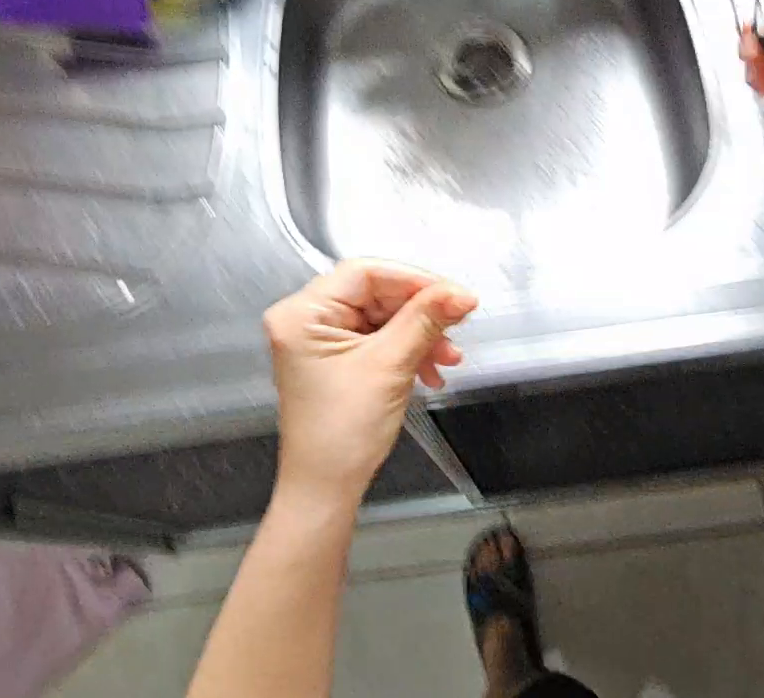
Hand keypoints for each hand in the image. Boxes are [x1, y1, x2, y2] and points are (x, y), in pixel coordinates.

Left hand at [263, 260, 477, 505]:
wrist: (326, 490)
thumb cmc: (341, 434)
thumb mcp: (390, 366)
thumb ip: (426, 320)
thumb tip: (460, 293)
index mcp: (303, 313)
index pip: (365, 272)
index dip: (414, 279)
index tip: (452, 293)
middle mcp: (306, 319)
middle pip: (377, 293)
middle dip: (421, 312)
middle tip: (457, 323)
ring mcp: (320, 339)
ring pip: (383, 316)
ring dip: (420, 333)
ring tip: (448, 357)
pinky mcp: (336, 357)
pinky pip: (379, 337)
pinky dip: (408, 349)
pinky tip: (431, 368)